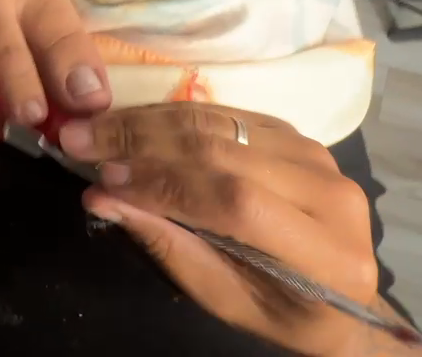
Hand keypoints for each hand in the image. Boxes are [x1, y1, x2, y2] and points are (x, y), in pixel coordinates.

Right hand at [60, 104, 421, 356]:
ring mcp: (315, 154)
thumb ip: (167, 244)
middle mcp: (330, 193)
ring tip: (94, 125)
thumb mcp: (224, 299)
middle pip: (221, 150)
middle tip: (79, 138)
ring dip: (145, 121)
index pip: (235, 201)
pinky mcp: (293, 131)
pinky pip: (219, 111)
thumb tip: (99, 197)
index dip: (165, 183)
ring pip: (215, 122)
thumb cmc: (281, 311)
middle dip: (140, 142)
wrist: (342, 297)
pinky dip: (167, 114)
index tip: (103, 177)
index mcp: (327, 253)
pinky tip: (130, 119)